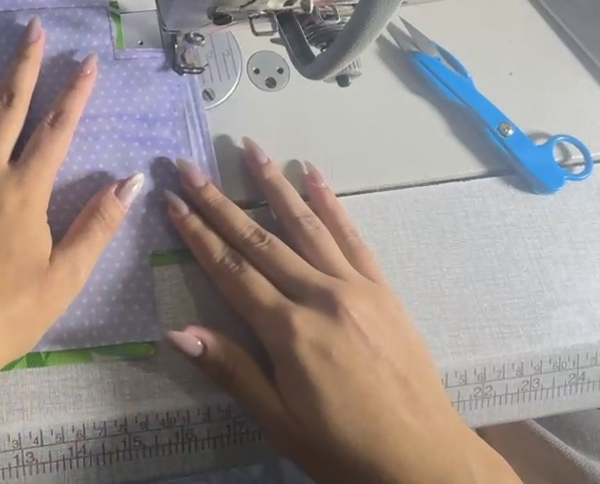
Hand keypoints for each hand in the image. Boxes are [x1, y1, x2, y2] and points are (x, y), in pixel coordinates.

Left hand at [0, 21, 143, 483]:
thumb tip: (131, 181)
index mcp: (25, 188)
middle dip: (23, 64)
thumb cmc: (7, 313)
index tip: (87, 59)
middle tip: (32, 28)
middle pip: (7, 106)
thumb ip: (98, 225)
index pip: (57, 129)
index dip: (75, 92)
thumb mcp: (65, 277)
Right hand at [163, 145, 519, 483]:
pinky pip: (351, 236)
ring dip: (273, 183)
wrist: (427, 463)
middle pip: (258, 239)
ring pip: (304, 225)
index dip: (197, 234)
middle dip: (219, 201)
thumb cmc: (344, 450)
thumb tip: (177, 331)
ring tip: (249, 148)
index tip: (172, 201)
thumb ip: (232, 370)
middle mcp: (319, 296)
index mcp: (289, 331)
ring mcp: (354, 287)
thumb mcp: (280, 421)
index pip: (230, 270)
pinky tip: (313, 174)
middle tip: (190, 167)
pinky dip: (330, 202)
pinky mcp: (382, 288)